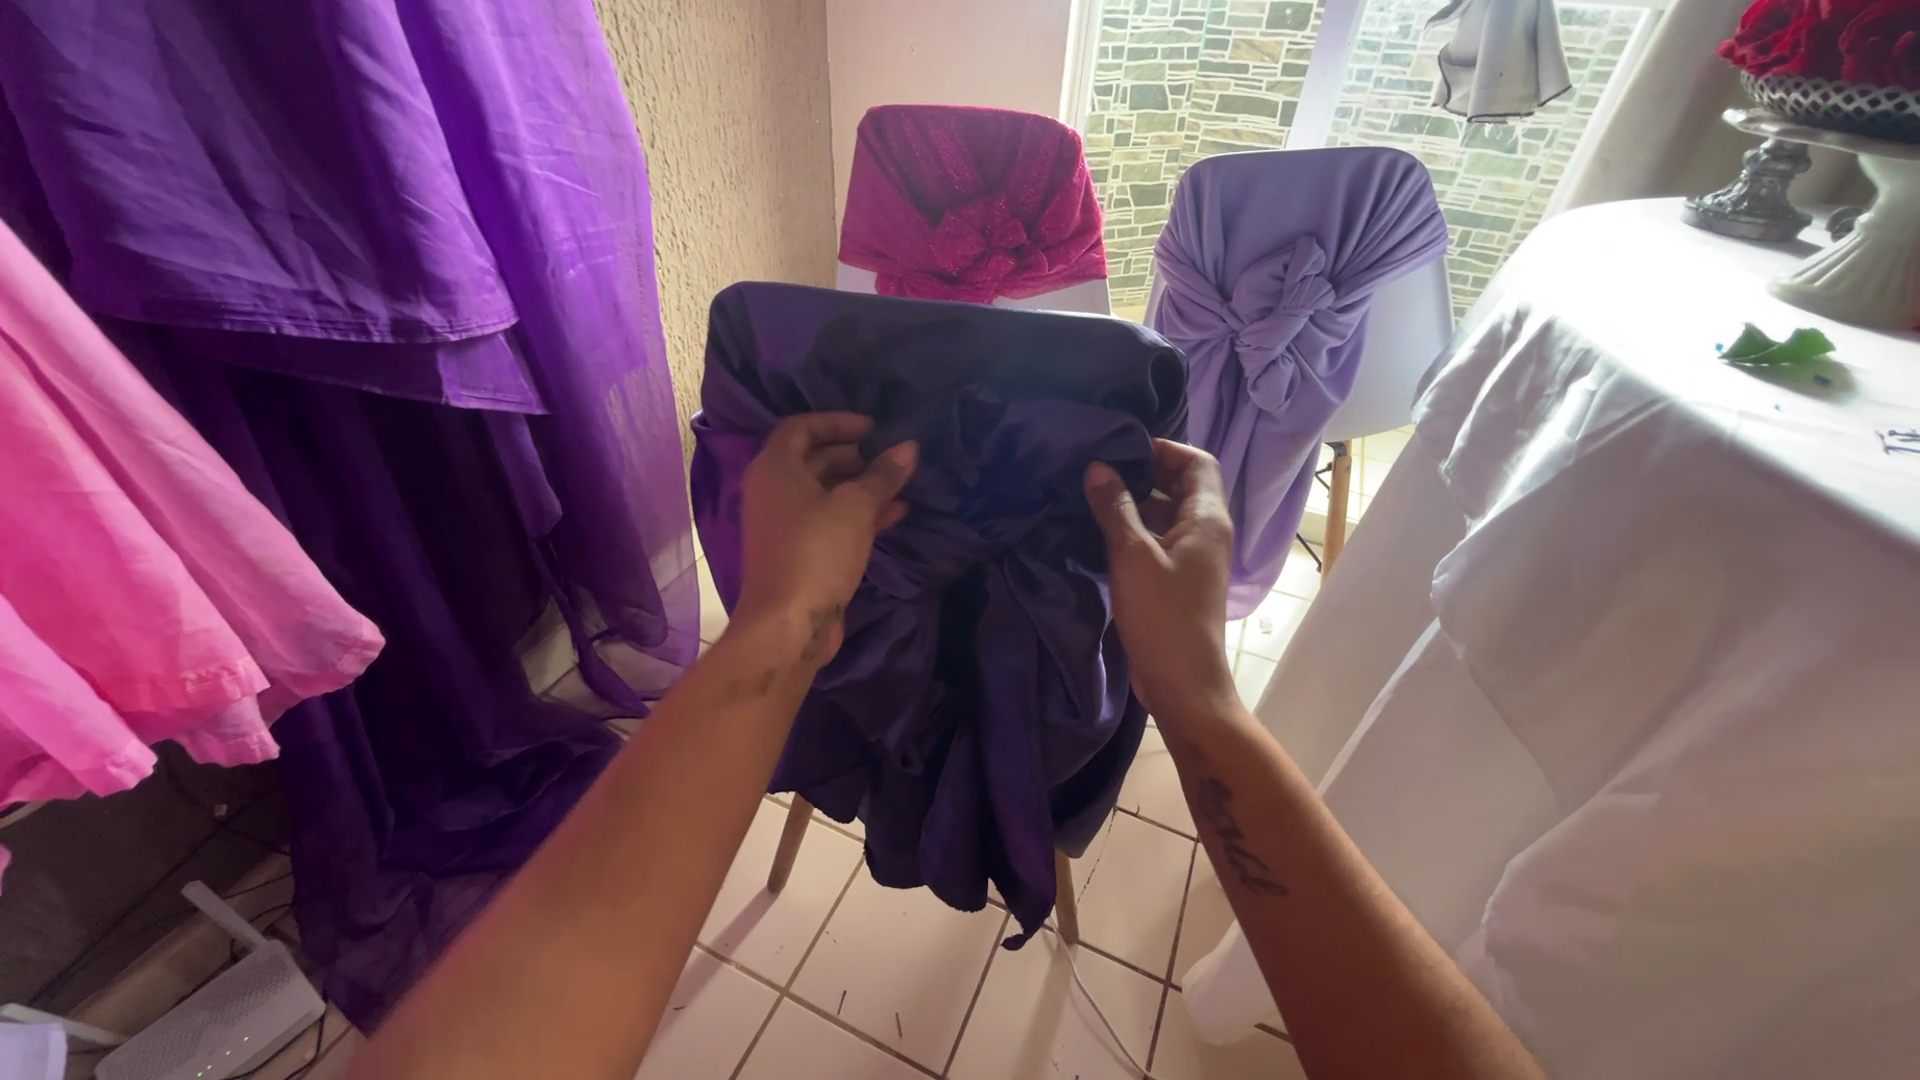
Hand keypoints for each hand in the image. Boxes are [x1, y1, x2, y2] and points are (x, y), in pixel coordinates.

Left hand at [735, 412, 917, 666]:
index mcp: (774, 469)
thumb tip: (908, 448)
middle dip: (855, 456)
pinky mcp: (801, 554)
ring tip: (901, 483)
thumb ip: (882, 476)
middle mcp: (774, 493)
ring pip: (826, 494)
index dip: (836, 421)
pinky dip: (860, 515)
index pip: (800, 428)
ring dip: (862, 487)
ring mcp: (786, 526)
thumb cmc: (816, 552)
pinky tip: (897, 513)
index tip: (873, 427)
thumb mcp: (855, 507)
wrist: (789, 624)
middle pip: (814, 460)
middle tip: (891, 456)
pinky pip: (832, 522)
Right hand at [1085, 440, 1239, 727]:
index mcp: (1208, 519)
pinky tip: (1101, 534)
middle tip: (1100, 472)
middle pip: (1182, 486)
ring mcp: (1194, 559)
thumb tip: (1098, 467)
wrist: (1182, 682)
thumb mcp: (1132, 556)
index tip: (1122, 451)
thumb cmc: (1162, 616)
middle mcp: (1208, 533)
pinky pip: (1159, 541)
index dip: (1163, 450)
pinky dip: (1135, 531)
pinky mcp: (1178, 580)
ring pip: (1168, 515)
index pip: (1197, 462)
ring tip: (1094, 498)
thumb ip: (1115, 508)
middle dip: (1144, 474)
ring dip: (1136, 504)